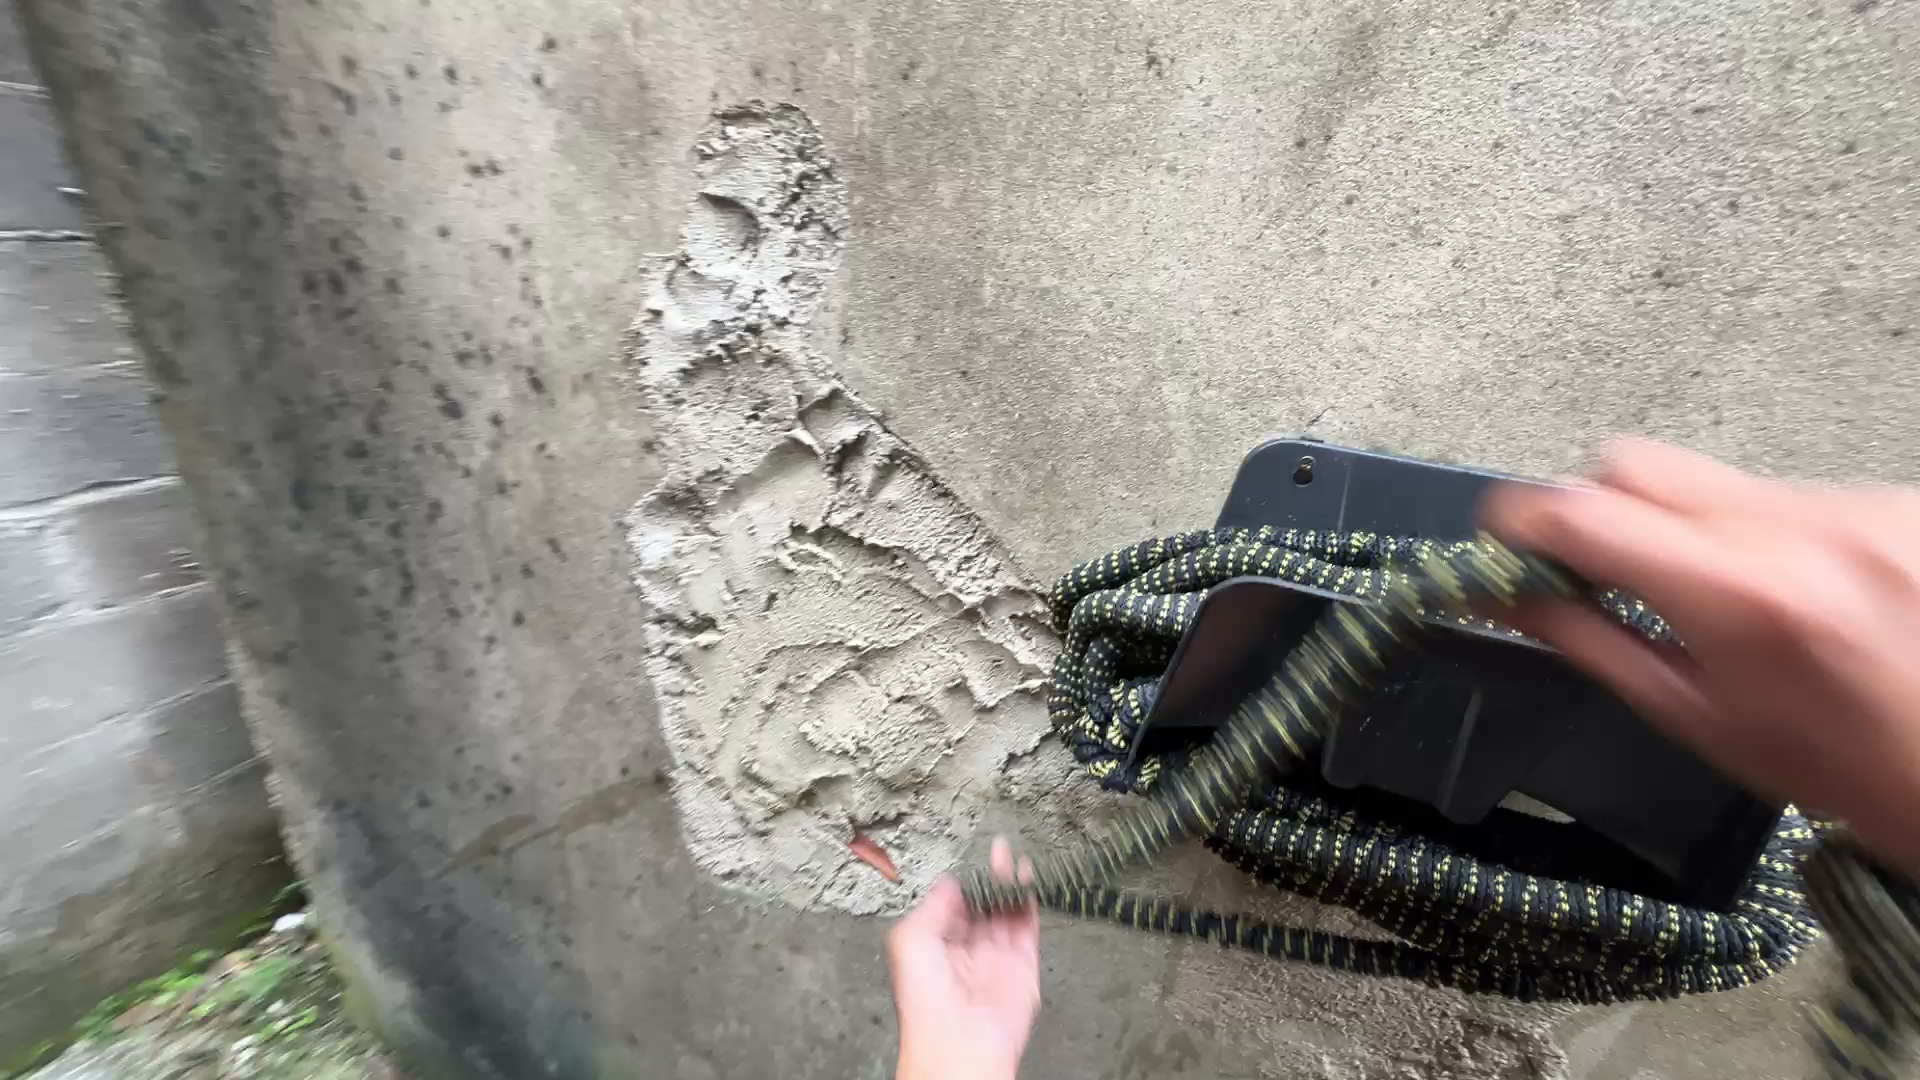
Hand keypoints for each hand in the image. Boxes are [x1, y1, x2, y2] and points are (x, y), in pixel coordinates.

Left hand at [888, 839, 1039, 1079]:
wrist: (958, 1044)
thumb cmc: (926, 1003)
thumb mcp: (909, 940)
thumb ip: (931, 905)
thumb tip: (948, 880)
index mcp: (940, 943)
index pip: (957, 901)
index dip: (967, 878)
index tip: (974, 856)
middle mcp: (970, 948)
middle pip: (986, 901)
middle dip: (992, 875)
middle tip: (999, 850)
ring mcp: (997, 955)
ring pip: (1008, 909)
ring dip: (1013, 883)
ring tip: (1014, 858)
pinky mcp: (1023, 964)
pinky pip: (1029, 926)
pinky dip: (1030, 902)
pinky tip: (1028, 879)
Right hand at [1481, 438, 1919, 875]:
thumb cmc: (1852, 767)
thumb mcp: (1684, 709)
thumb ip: (1577, 636)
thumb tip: (1498, 595)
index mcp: (1738, 592)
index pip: (1578, 510)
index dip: (1515, 517)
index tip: (1499, 536)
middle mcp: (1803, 531)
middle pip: (1629, 463)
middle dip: (1588, 505)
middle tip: (1594, 562)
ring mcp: (1860, 509)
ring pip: (1698, 479)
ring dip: (1672, 525)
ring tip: (1705, 590)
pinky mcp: (1894, 504)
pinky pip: (1768, 493)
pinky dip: (1740, 531)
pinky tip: (1771, 586)